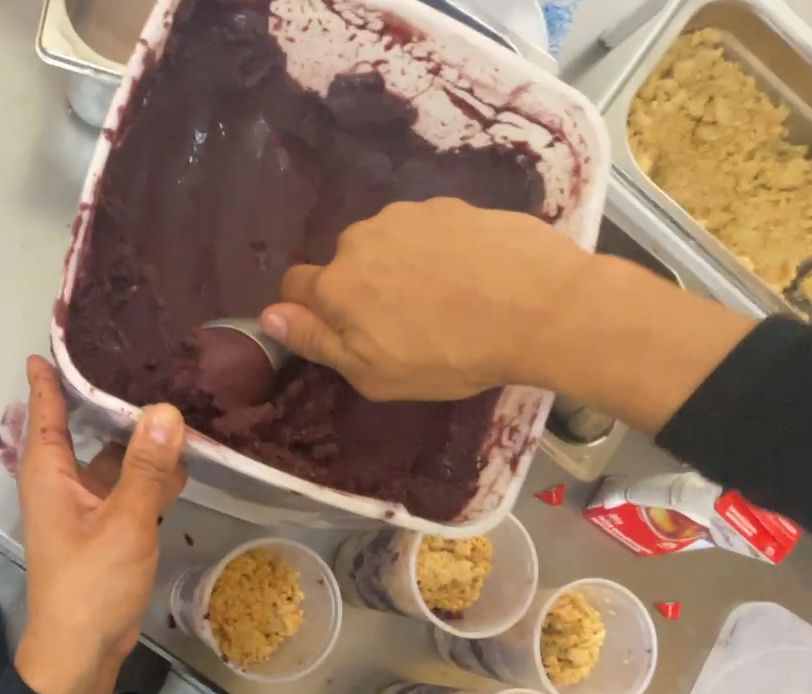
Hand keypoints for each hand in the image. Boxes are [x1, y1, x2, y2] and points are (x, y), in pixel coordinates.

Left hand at [14, 356, 186, 693]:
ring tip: (174, 406)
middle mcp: (60, 485)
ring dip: (137, 443)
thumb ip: (146, 468)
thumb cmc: (91, 585)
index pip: (45, 412)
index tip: (49, 343)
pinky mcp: (102, 532)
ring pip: (109, 462)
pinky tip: (180, 466)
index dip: (48, 378)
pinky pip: (124, 492)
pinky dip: (146, 479)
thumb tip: (165, 409)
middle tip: (139, 363)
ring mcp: (82, 510)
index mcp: (49, 475)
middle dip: (105, 401)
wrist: (80, 651)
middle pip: (81, 430)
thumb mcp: (124, 523)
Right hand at [258, 198, 591, 400]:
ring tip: (439, 297)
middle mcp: (362, 239)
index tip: (342, 331)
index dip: (309, 311)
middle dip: (357, 287)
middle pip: (342, 263)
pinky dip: (434, 250)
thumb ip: (315, 341)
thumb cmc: (448, 355)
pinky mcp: (453, 204)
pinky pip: (425, 229)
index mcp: (335, 284)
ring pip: (383, 243)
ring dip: (396, 266)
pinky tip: (466, 276)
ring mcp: (409, 215)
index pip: (293, 286)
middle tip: (398, 322)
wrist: (542, 308)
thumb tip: (269, 316)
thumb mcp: (371, 371)